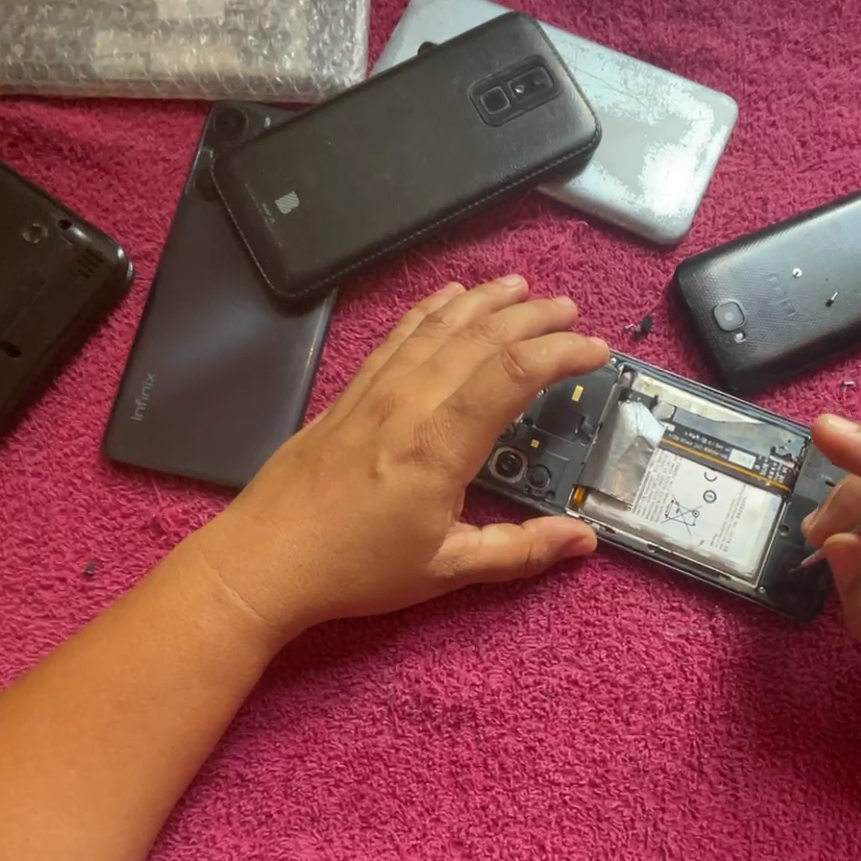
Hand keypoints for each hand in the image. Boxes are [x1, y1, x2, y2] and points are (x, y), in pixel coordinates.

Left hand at [184, 276, 611, 639]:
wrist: (264, 561)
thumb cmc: (356, 570)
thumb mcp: (446, 572)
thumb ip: (520, 551)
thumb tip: (583, 540)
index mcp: (438, 447)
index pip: (510, 375)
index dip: (560, 354)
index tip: (595, 352)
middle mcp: (408, 403)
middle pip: (480, 337)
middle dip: (533, 318)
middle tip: (570, 313)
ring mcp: (375, 391)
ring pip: (439, 327)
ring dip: (486, 302)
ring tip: (523, 288)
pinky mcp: (350, 392)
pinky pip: (398, 335)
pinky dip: (431, 310)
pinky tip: (450, 297)